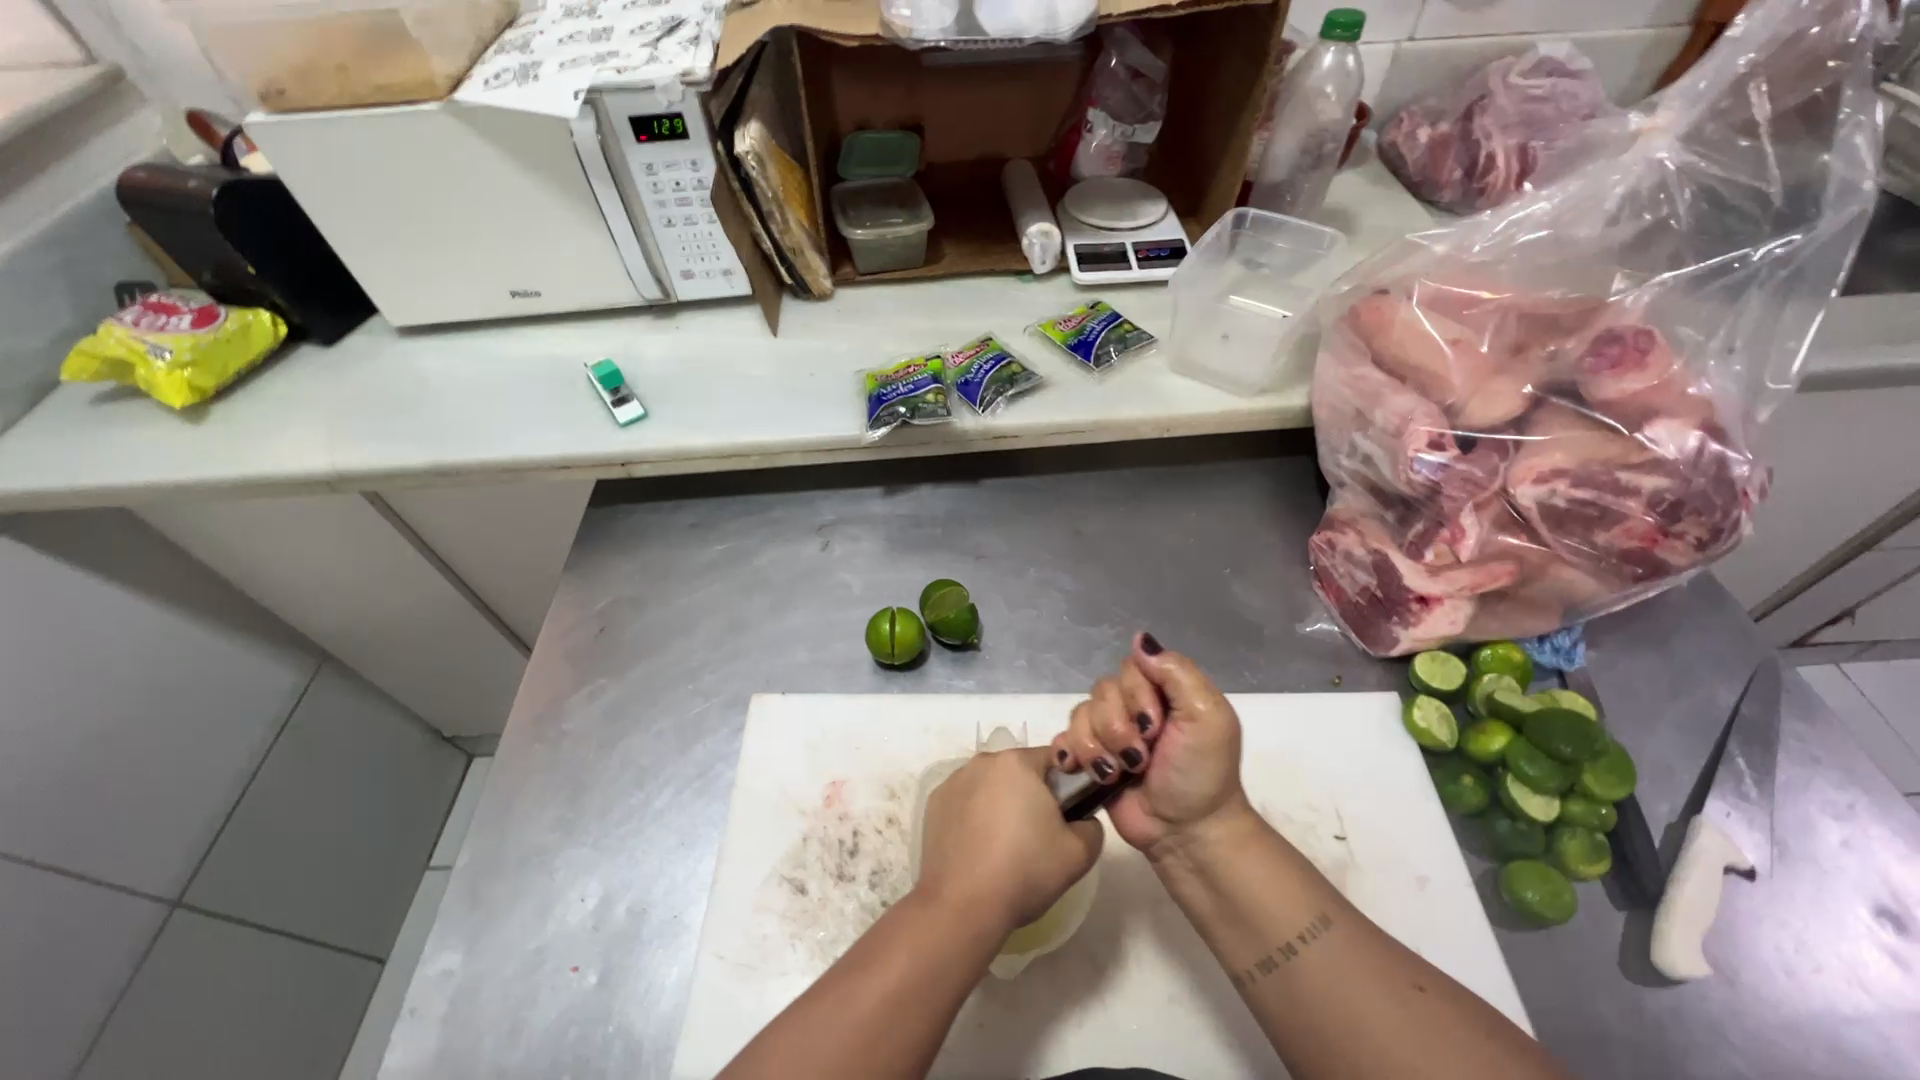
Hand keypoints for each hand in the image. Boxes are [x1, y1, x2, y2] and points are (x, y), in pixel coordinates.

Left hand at [916, 746, 1104, 931]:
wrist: (962, 907)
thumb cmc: (1025, 871)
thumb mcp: (1080, 853)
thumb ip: (1092, 824)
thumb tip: (1080, 819)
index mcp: (1017, 762)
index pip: (1055, 761)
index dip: (1068, 787)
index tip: (1067, 818)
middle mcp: (982, 762)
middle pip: (1020, 771)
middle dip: (1033, 795)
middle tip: (1039, 837)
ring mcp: (952, 782)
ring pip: (991, 786)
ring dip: (1002, 805)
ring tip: (1005, 847)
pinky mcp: (933, 805)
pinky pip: (966, 802)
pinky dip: (975, 817)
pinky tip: (980, 849)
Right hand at [1051, 632, 1252, 859]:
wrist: (1185, 831)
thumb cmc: (1201, 774)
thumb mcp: (1208, 717)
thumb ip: (1178, 672)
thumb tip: (1139, 639)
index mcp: (1164, 690)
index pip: (1131, 667)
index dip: (1137, 696)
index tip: (1157, 726)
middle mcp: (1134, 705)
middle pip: (1102, 691)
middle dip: (1119, 728)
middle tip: (1142, 757)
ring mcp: (1110, 733)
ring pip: (1080, 715)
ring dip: (1099, 748)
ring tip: (1120, 772)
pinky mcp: (1090, 758)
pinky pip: (1063, 738)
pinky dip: (1073, 754)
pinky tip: (1088, 770)